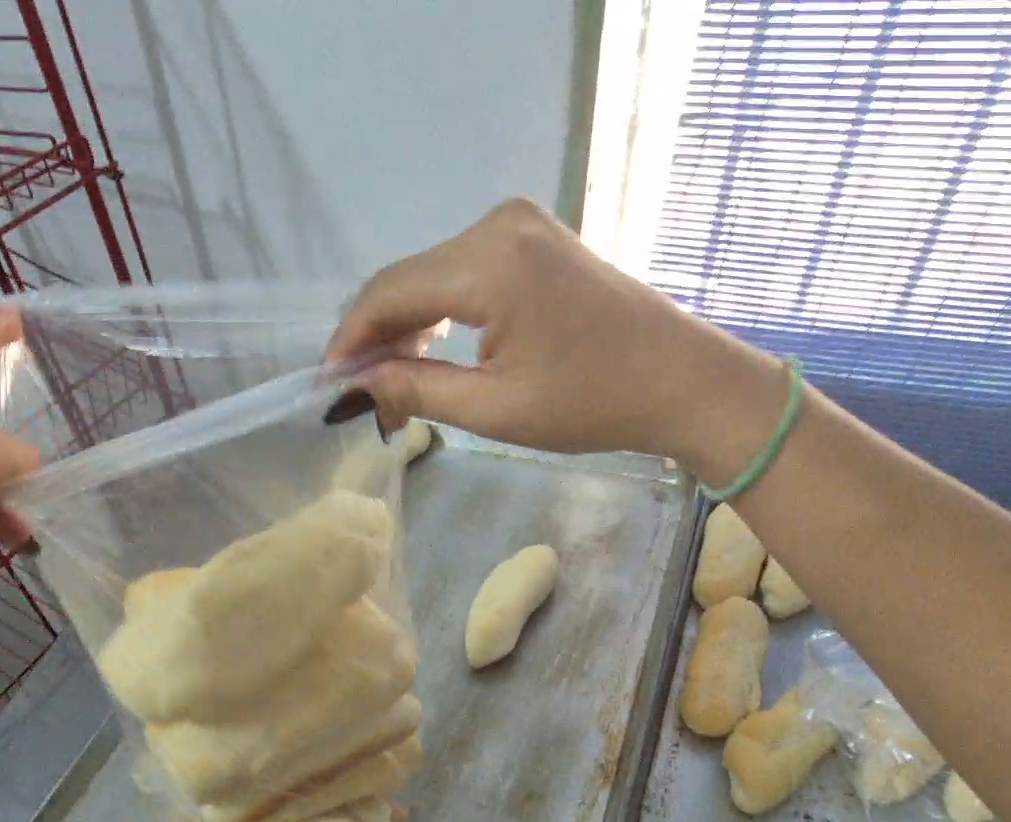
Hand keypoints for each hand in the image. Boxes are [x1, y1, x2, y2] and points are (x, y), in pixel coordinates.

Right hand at [327, 199, 785, 475]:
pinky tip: (432, 348)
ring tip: (394, 380)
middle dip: (376, 337)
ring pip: (430, 274)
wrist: (683, 379)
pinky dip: (439, 309)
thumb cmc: (593, 402)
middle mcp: (497, 225)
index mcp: (489, 263)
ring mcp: (518, 224)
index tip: (328, 385)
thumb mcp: (495, 408)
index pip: (388, 292)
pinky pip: (461, 269)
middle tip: (362, 394)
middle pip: (405, 279)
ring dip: (406, 324)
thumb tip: (356, 384)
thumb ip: (415, 389)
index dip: (349, 340)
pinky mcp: (532, 236)